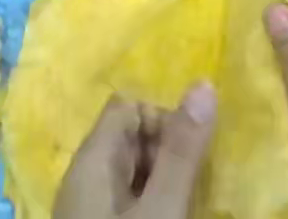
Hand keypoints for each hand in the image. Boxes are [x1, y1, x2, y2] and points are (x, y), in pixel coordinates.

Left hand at [54, 83, 217, 218]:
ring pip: (133, 172)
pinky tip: (172, 212)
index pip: (128, 105)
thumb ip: (181, 149)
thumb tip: (204, 82)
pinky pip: (128, 201)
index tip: (188, 148)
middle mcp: (83, 178)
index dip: (162, 117)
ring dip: (164, 178)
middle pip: (131, 137)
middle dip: (168, 150)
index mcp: (90, 160)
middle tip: (194, 181)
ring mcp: (87, 209)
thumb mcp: (160, 209)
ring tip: (187, 202)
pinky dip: (153, 202)